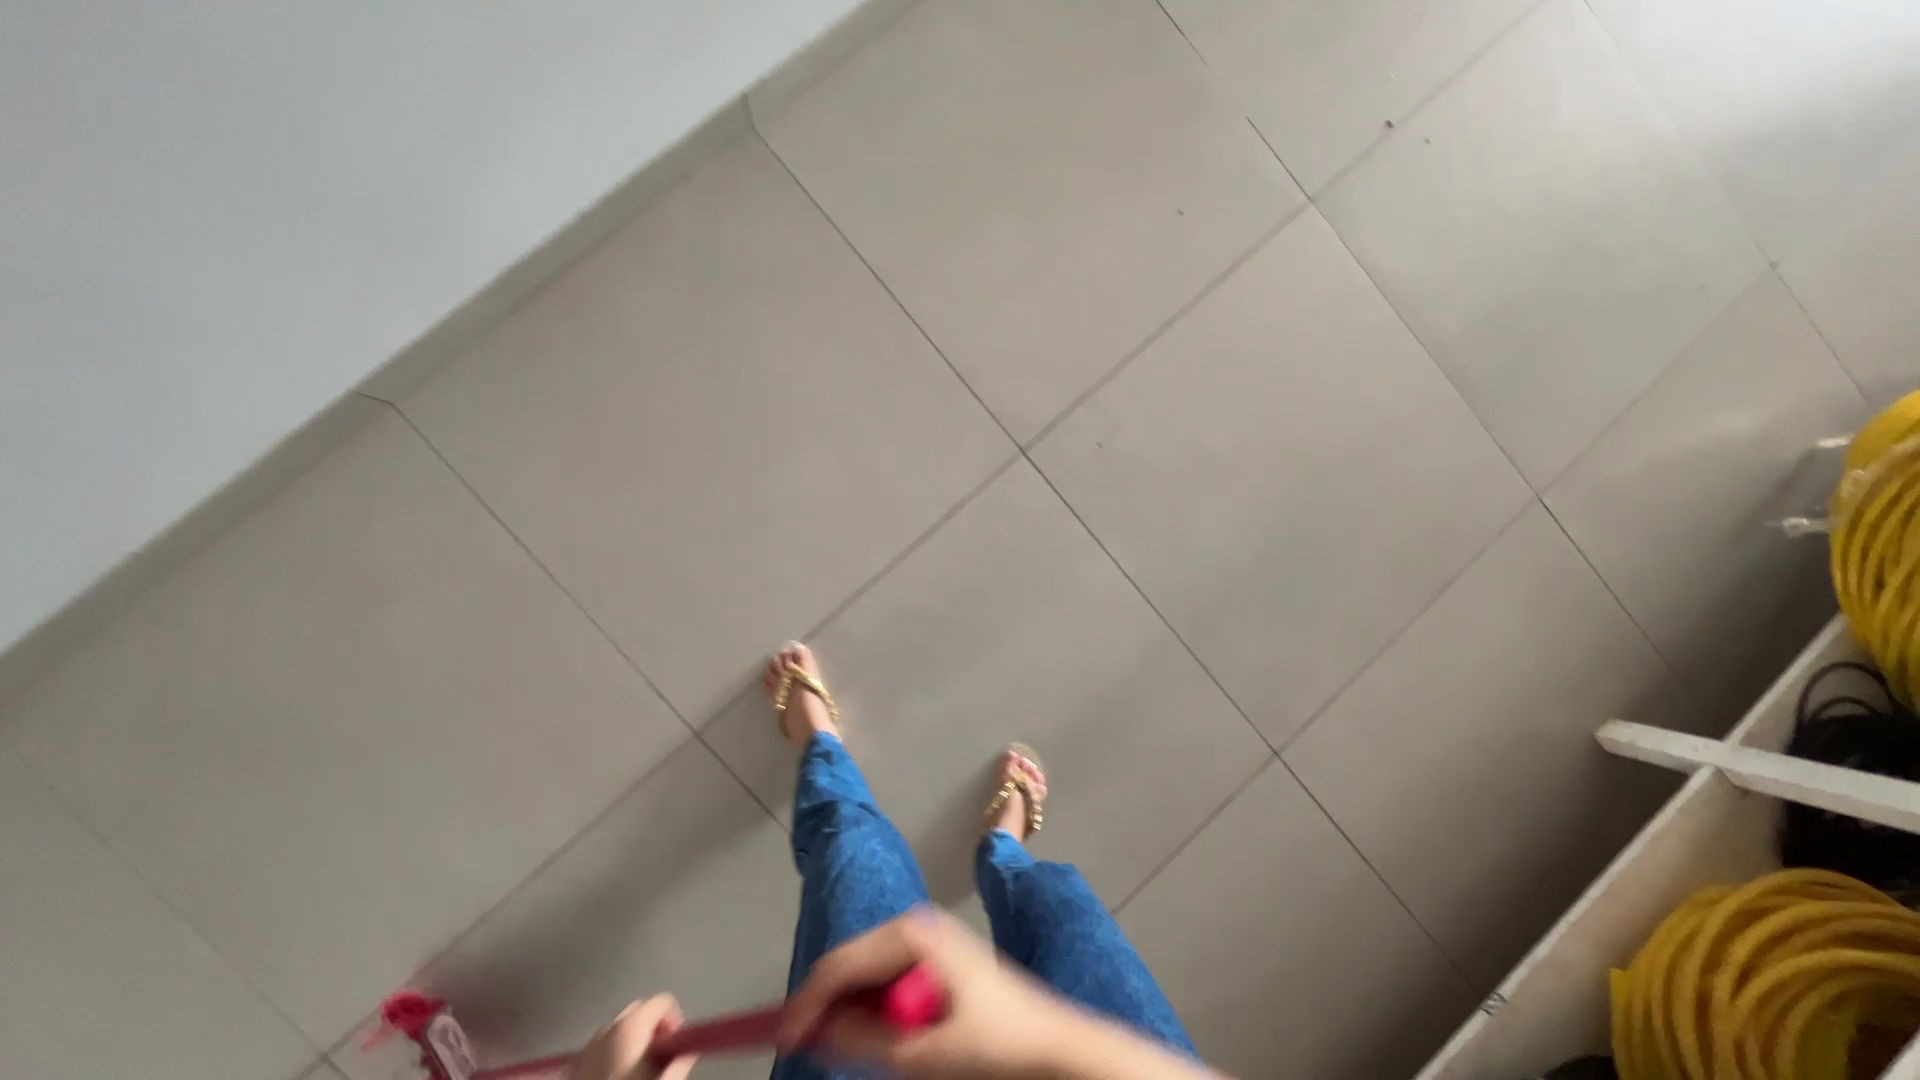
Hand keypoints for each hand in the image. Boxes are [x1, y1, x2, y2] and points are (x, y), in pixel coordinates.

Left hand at [567, 995, 693, 1079]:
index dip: (674, 1019)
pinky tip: (613, 1074)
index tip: (675, 1043)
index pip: (662, 1000)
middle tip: (659, 1055)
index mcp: (631, 1026)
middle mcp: (606, 1028)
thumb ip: (680, 1060)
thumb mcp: (663, 1077)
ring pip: (616, 1029)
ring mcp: (586, 1046)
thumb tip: (688, 1051)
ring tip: (636, 1067)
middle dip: (651, 1026)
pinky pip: (597, 1047)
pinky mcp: (572, 1066)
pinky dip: (609, 1052)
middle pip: (637, 1010)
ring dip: (630, 1040)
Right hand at [779, 907, 1079, 1079]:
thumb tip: (816, 1035)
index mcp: (912, 933)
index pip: (841, 963)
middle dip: (825, 1005)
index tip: (784, 1041)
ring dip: (848, 1010)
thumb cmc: (998, 1043)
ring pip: (866, 974)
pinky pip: (886, 981)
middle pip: (850, 963)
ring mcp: (926, 940)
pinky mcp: (934, 960)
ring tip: (837, 1045)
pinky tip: (875, 1036)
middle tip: (803, 1048)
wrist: (1055, 1045)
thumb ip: (866, 1042)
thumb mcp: (926, 1052)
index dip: (808, 1004)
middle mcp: (915, 925)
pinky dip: (872, 1009)